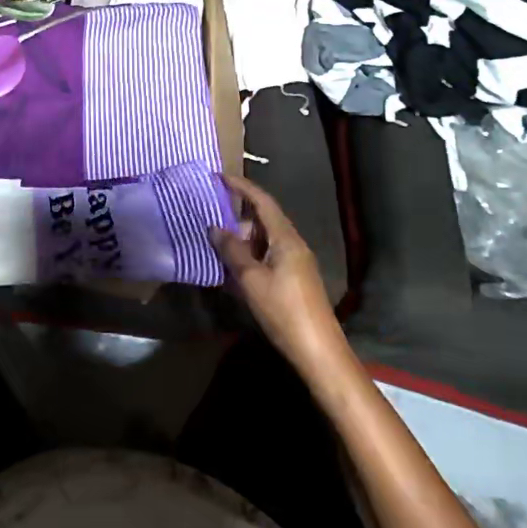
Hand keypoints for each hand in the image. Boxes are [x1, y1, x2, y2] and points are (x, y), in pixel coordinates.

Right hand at [214, 174, 349, 379]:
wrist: (317, 351)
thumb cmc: (283, 310)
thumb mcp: (250, 279)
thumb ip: (232, 250)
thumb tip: (215, 228)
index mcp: (285, 238)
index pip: (262, 201)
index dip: (241, 187)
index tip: (219, 177)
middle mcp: (292, 244)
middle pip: (262, 219)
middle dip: (236, 217)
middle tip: (209, 220)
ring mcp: (294, 262)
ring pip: (263, 240)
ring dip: (240, 240)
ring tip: (215, 245)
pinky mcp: (292, 279)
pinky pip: (266, 257)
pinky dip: (247, 257)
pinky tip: (230, 270)